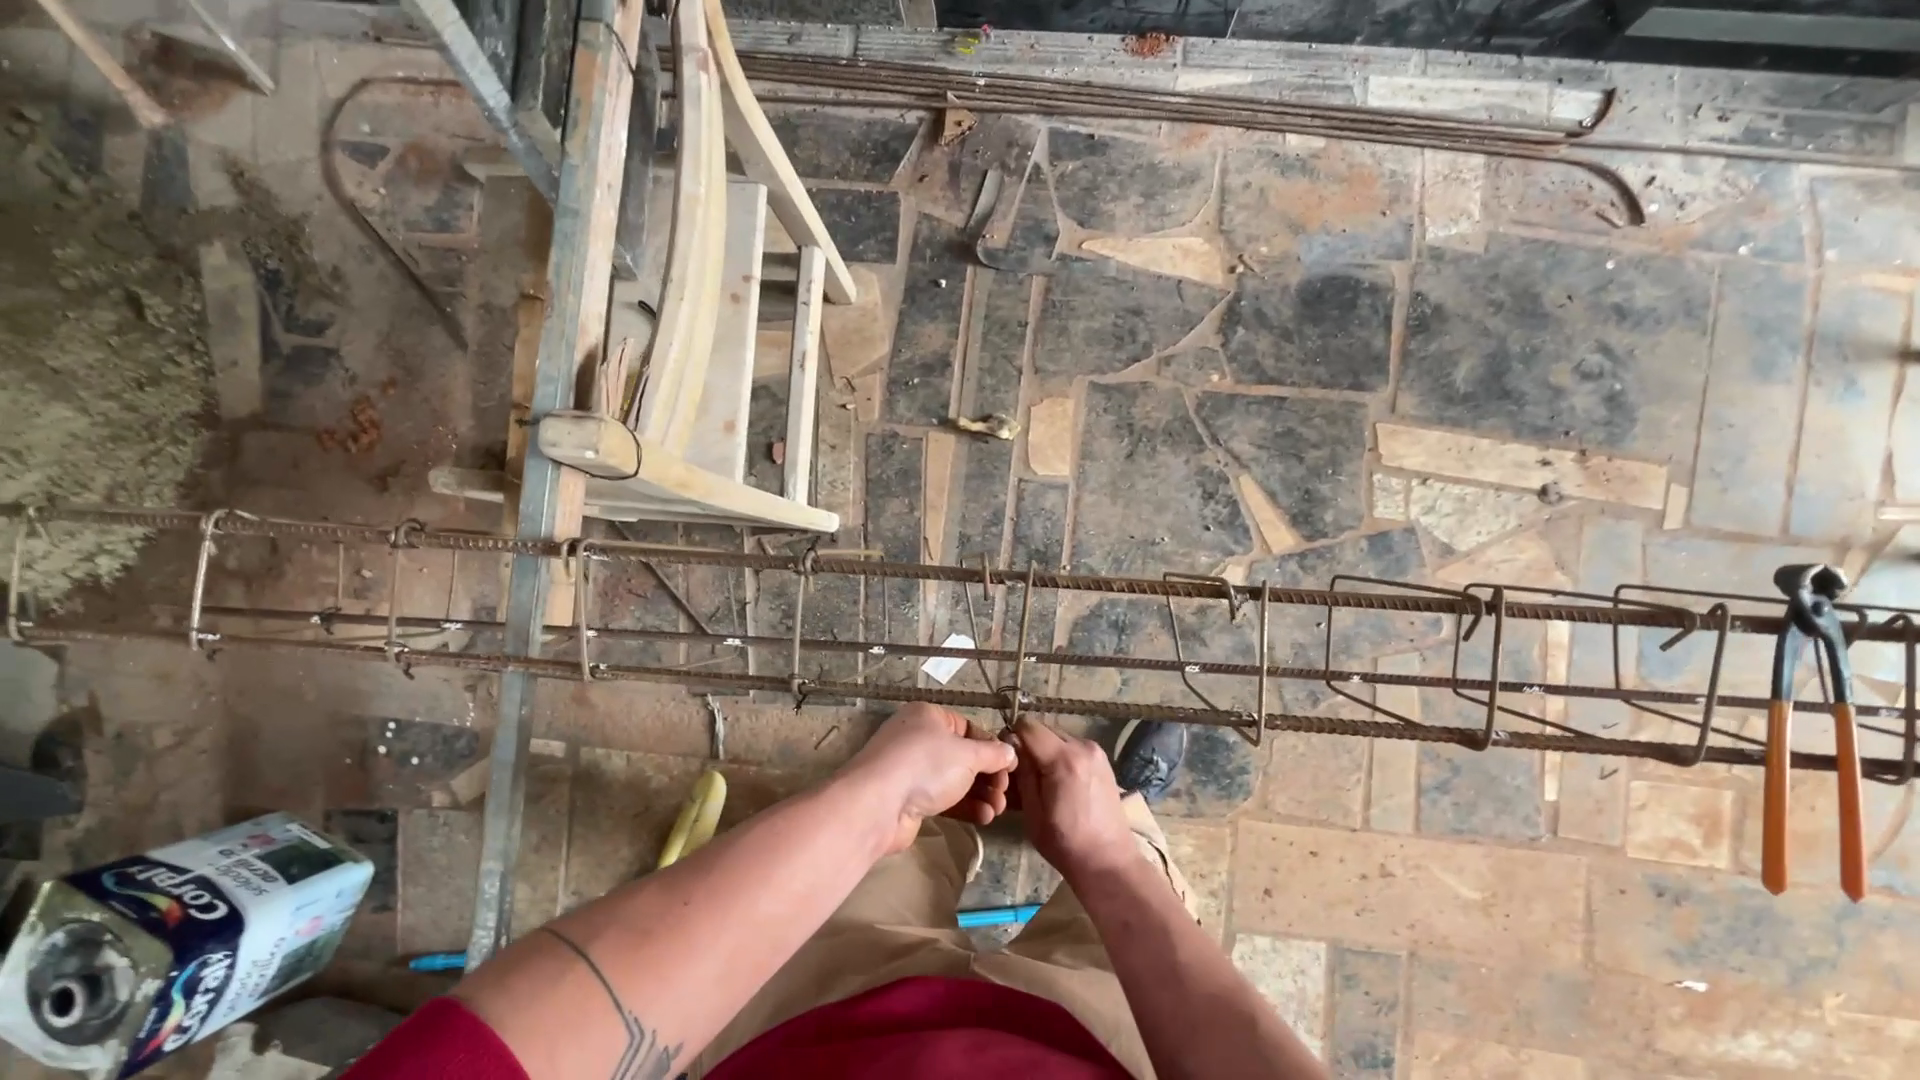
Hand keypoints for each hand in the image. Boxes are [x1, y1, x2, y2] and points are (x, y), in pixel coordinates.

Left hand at [842, 703, 1017, 853]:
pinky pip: (943, 798)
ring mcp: (912, 769)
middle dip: (988, 776)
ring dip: (980, 794)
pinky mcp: (909, 798)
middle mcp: (918, 738)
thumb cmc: (925, 766)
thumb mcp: (967, 755)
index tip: (1010, 767)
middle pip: (963, 756)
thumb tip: (1010, 753)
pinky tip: (983, 817)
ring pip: (955, 779)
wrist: (878, 805)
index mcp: (929, 717)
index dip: (992, 747)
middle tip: (1004, 793)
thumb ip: (992, 754)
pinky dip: (964, 806)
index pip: (969, 728)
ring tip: (997, 810)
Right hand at [1008, 718, 1138, 882]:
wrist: (1108, 861)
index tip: (1009, 761)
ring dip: (1046, 752)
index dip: (1012, 739)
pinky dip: (1061, 758)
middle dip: (1030, 747)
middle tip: (1023, 776)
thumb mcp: (1033, 812)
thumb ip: (1023, 774)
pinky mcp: (1103, 761)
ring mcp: (1097, 752)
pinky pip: (1073, 748)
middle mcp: (1083, 746)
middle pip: (1044, 730)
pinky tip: (1061, 784)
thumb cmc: (1065, 843)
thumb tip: (1013, 748)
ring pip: (1058, 738)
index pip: (1028, 726)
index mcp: (1064, 759)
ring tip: (1044, 783)